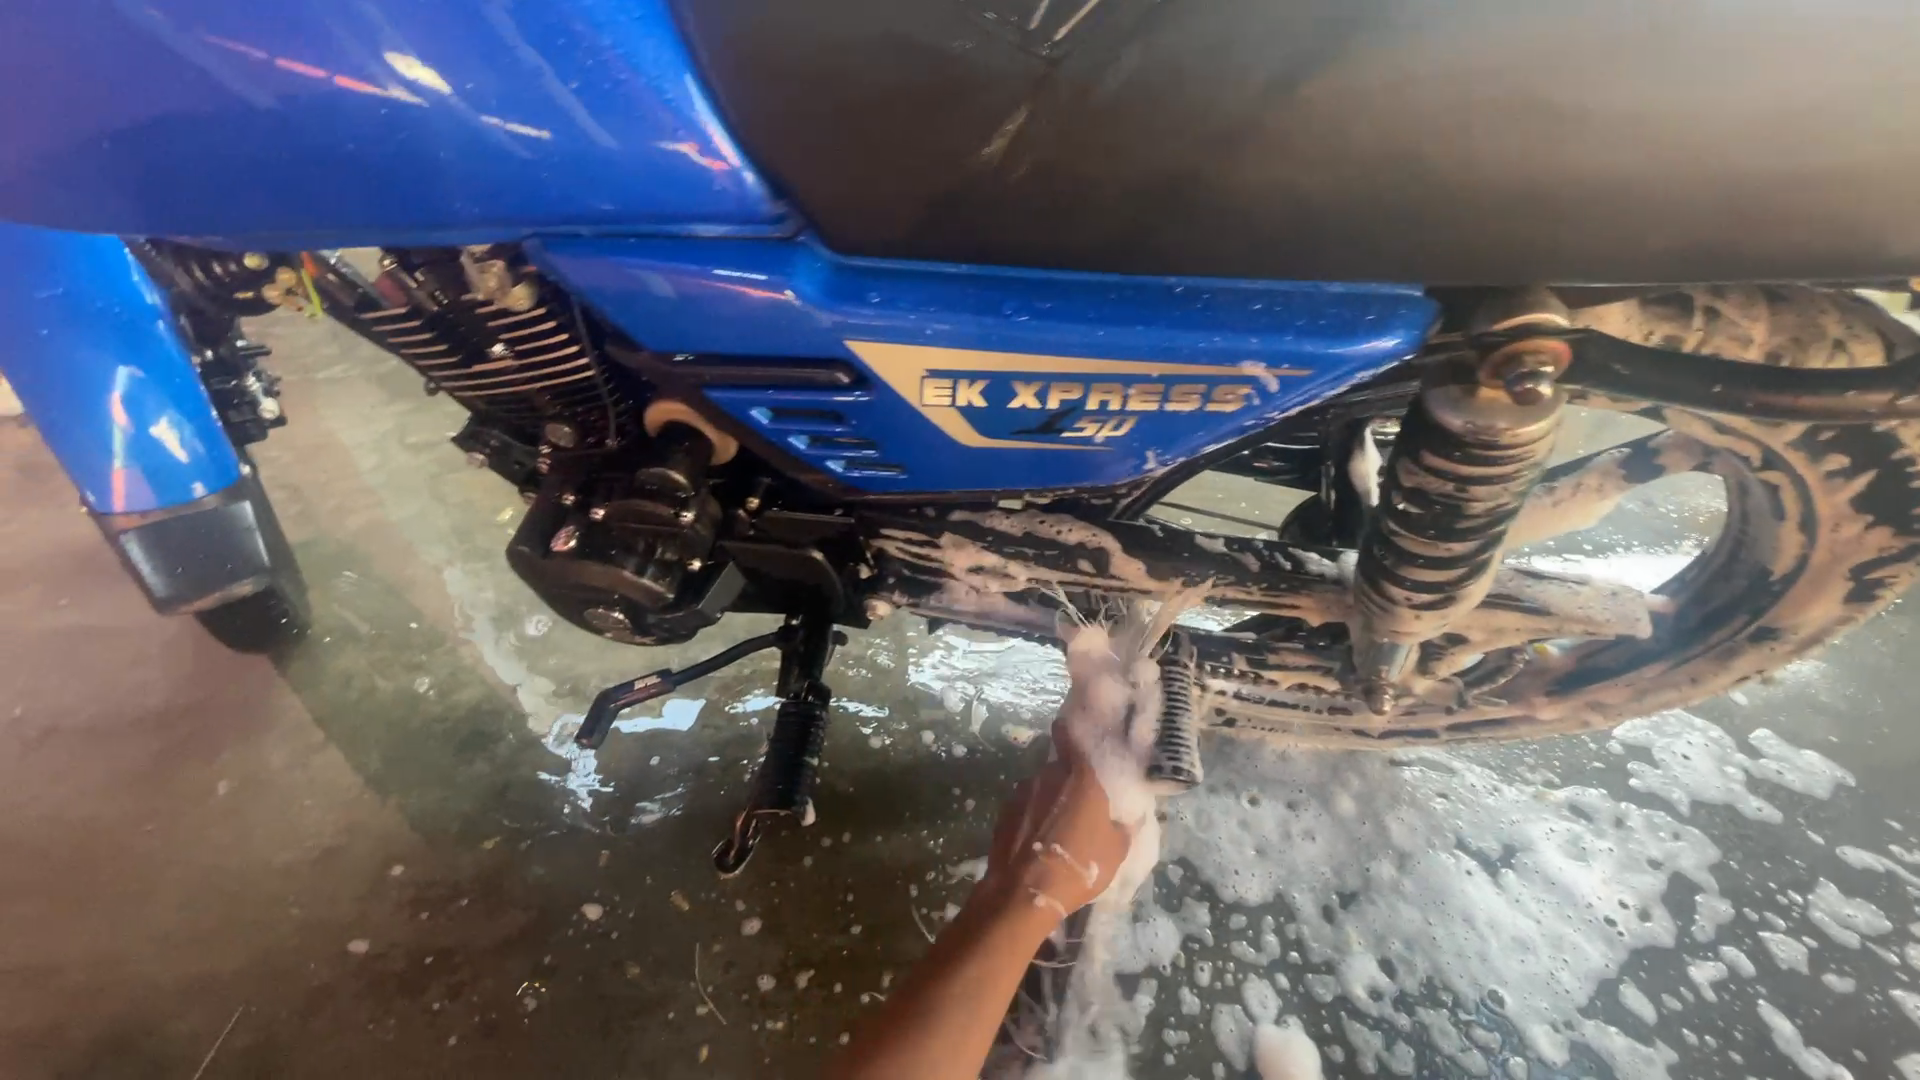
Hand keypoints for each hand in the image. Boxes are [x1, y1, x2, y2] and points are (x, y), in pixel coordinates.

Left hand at [983, 720, 1133, 917]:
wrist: (1025, 889)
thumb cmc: (1079, 864)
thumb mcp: (1115, 851)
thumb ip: (1122, 828)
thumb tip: (1128, 820)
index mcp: (1079, 777)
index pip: (1067, 737)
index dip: (1066, 731)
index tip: (1067, 731)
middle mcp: (1047, 775)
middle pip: (1055, 767)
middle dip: (1063, 779)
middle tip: (1074, 801)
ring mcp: (1022, 793)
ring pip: (1037, 788)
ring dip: (1045, 800)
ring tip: (1054, 827)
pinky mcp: (1004, 812)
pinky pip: (1022, 807)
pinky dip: (1029, 817)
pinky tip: (1034, 840)